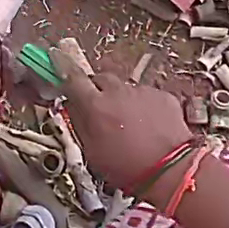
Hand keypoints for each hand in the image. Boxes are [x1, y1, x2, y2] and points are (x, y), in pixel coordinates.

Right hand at [51, 47, 191, 204]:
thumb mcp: (92, 152)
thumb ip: (80, 123)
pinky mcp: (161, 95)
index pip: (72, 78)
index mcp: (95, 106)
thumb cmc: (130, 168)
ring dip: (121, 100)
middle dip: (96, 90)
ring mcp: (141, 91)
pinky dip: (143, 106)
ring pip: (124, 88)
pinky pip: (145, 95)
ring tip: (128, 125)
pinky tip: (147, 126)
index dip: (62, 66)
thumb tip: (73, 107)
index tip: (56, 57)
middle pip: (99, 79)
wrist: (172, 171)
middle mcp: (117, 92)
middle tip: (98, 109)